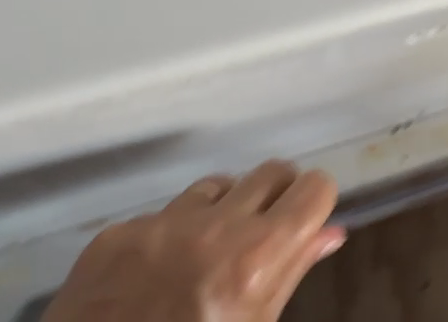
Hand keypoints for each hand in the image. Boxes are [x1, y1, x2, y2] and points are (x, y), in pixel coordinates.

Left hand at [43, 160, 345, 321]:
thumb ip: (292, 272)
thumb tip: (331, 232)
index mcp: (258, 256)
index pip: (315, 186)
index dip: (313, 203)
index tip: (304, 222)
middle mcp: (215, 227)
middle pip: (271, 171)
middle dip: (275, 195)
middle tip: (261, 231)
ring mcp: (161, 226)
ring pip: (216, 186)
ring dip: (220, 210)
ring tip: (204, 254)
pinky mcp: (115, 236)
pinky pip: (160, 216)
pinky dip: (167, 236)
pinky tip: (154, 275)